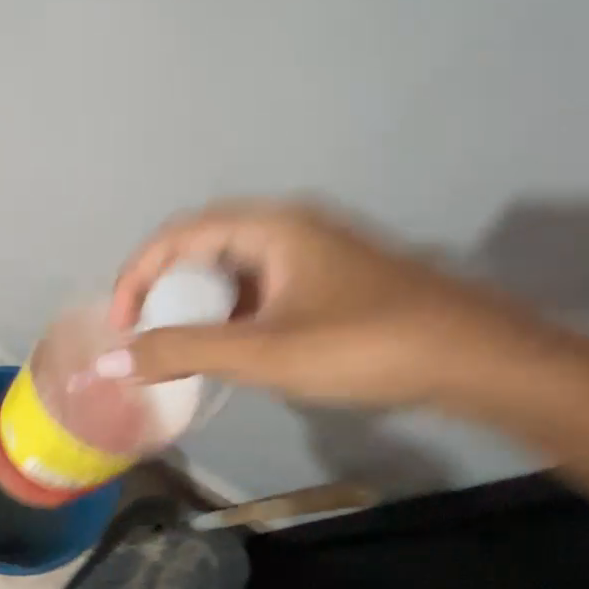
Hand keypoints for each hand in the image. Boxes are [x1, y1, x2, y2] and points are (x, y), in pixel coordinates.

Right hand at [104, 200, 556, 409]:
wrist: (478, 360)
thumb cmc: (363, 345)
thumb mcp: (261, 352)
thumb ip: (180, 352)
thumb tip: (110, 362)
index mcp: (270, 227)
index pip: (175, 236)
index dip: (135, 278)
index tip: (122, 329)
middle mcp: (289, 228)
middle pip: (200, 248)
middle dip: (162, 292)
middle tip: (146, 338)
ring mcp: (314, 254)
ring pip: (231, 271)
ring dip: (196, 307)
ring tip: (180, 350)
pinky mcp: (331, 282)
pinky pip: (259, 289)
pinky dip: (229, 316)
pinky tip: (231, 352)